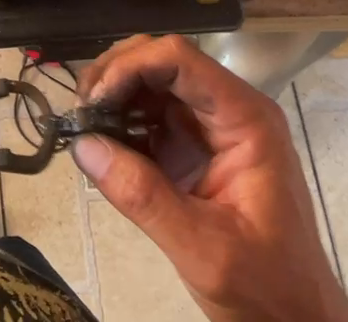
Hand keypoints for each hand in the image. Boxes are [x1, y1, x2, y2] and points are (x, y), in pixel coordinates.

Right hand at [72, 36, 347, 321]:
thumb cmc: (266, 288)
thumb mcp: (203, 249)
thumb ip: (144, 197)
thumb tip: (83, 145)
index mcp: (245, 120)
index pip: (179, 58)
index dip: (129, 67)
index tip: (94, 102)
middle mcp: (228, 109)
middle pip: (161, 60)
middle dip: (114, 74)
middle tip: (81, 111)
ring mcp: (210, 126)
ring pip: (150, 80)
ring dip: (112, 94)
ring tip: (85, 126)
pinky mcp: (193, 146)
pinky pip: (149, 113)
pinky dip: (119, 119)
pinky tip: (101, 143)